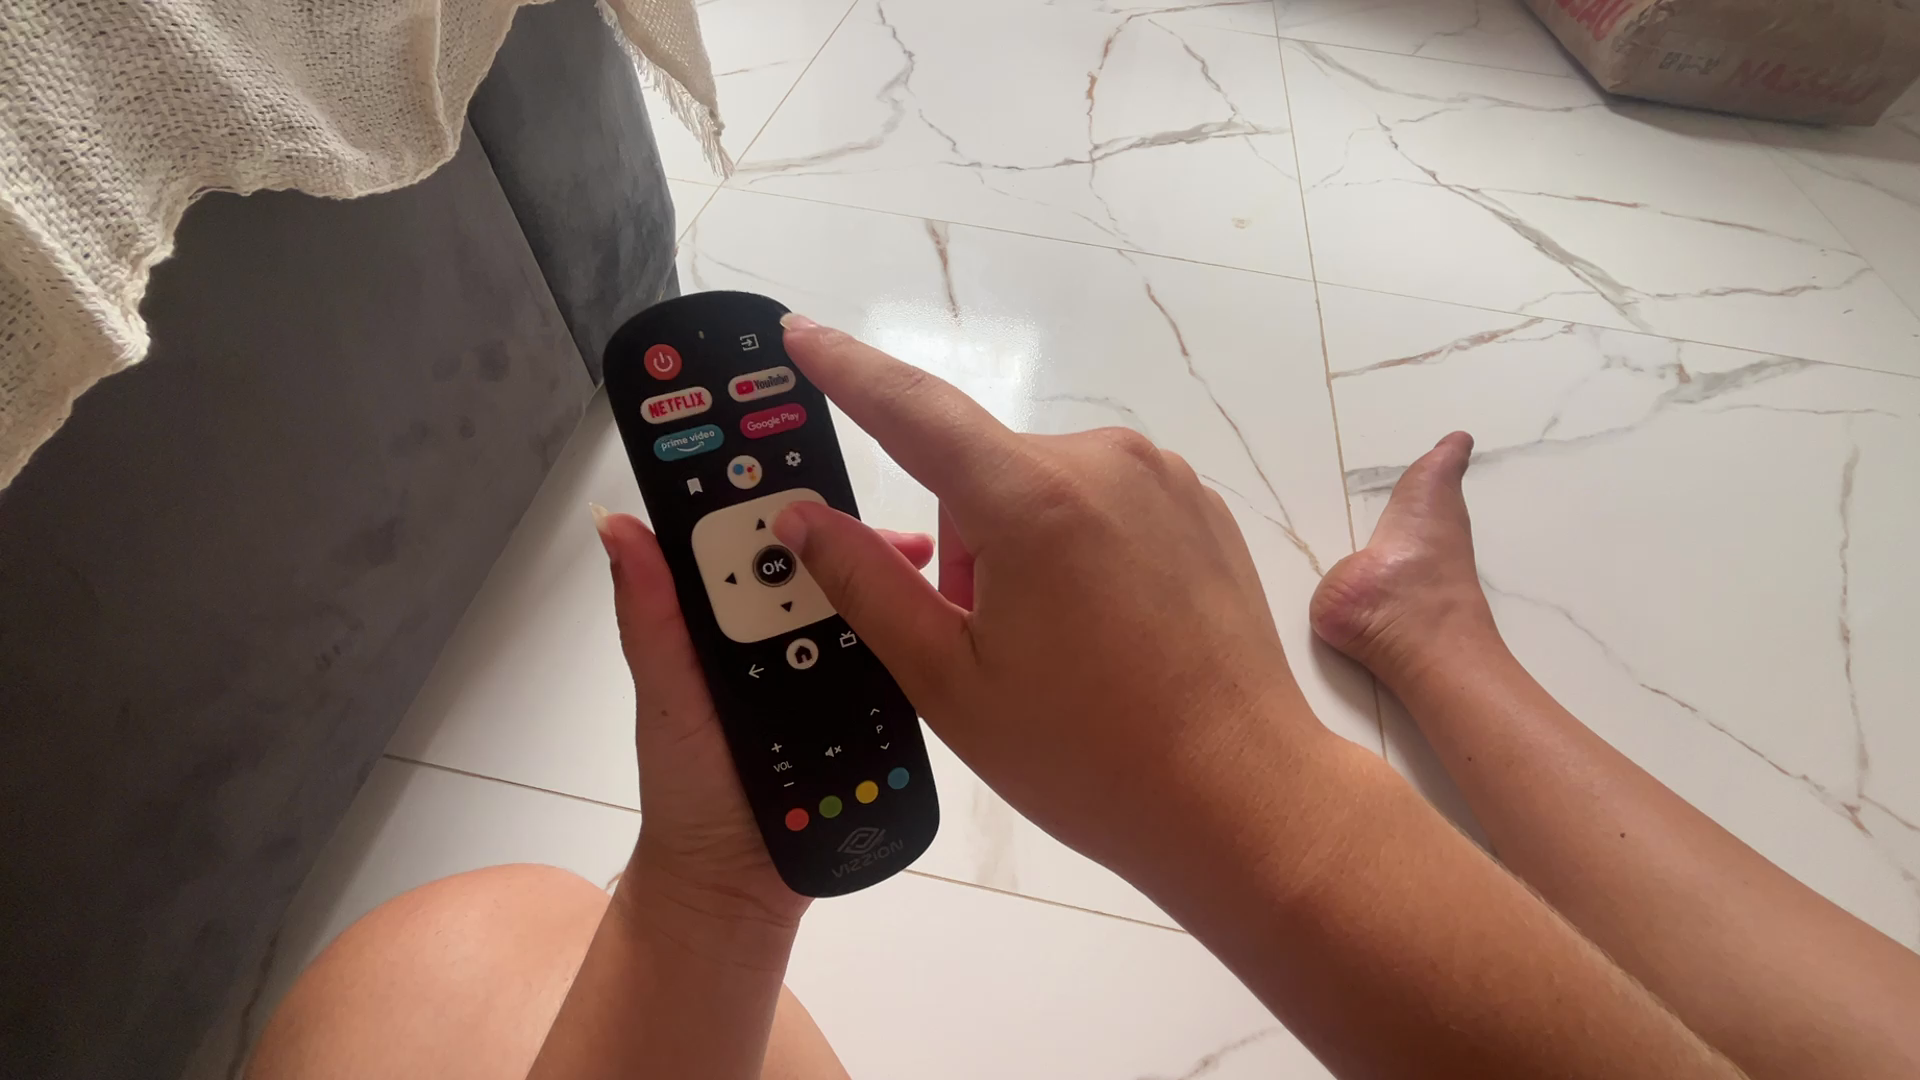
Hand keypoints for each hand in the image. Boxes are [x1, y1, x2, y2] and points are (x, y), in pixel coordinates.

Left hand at [592, 506, 932, 922]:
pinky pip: (887, 657)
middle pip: (821, 567)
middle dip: (857, 539)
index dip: (777, 497)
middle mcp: (778, 634)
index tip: (806, 465)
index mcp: (726, 620)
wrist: (740, 880)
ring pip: (861, 607)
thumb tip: (618, 526)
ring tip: (923, 566)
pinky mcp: (858, 703)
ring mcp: (823, 668)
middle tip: (898, 532)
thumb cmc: (691, 788)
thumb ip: (651, 621)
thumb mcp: (667, 698)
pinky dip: (908, 634)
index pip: (754, 543)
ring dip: (890, 582)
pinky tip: (931, 620)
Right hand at [769, 317, 1336, 884]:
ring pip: (1037, 486)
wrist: (1240, 795)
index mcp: (1033, 500)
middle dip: (962, 541)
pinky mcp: (1195, 503)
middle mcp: (1104, 462)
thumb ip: (866, 582)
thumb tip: (804, 517)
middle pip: (978, 471)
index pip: (913, 409)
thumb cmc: (1088, 752)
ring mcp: (1162, 478)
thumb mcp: (948, 677)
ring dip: (1018, 543)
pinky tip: (1109, 621)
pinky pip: (1096, 499)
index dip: (847, 368)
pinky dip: (1075, 543)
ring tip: (1059, 639)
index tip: (802, 334)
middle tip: (990, 637)